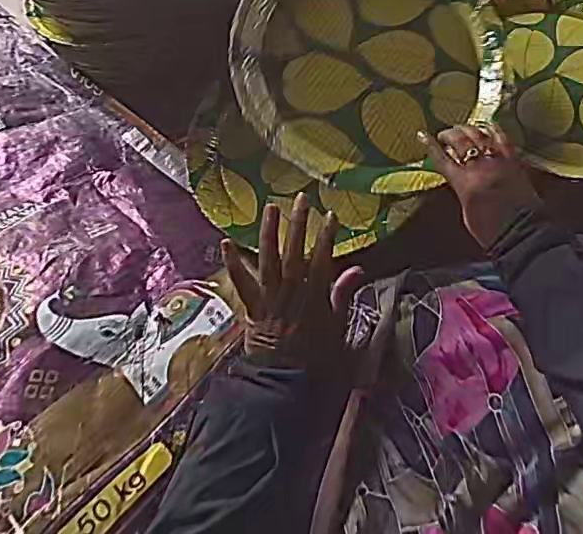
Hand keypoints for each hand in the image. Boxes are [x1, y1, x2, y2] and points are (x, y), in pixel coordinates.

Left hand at [223, 194, 364, 369]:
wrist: (280, 385)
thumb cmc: (313, 357)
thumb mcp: (337, 329)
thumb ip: (343, 296)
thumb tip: (356, 269)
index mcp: (314, 298)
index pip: (322, 259)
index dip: (327, 236)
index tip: (330, 214)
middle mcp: (290, 293)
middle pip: (294, 253)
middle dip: (298, 224)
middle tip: (301, 199)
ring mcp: (268, 298)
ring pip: (268, 259)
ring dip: (269, 232)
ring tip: (271, 207)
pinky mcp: (251, 306)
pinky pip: (240, 282)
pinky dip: (232, 263)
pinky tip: (226, 242)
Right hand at [420, 123, 541, 248]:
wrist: (521, 233)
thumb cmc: (491, 231)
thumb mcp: (466, 212)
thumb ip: (461, 190)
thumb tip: (459, 178)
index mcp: (463, 183)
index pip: (442, 159)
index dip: (430, 146)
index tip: (423, 136)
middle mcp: (479, 168)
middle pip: (459, 141)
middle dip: (449, 134)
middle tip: (444, 134)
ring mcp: (497, 161)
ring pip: (478, 135)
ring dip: (467, 129)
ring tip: (462, 128)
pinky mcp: (514, 160)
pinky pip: (502, 138)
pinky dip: (493, 129)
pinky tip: (488, 125)